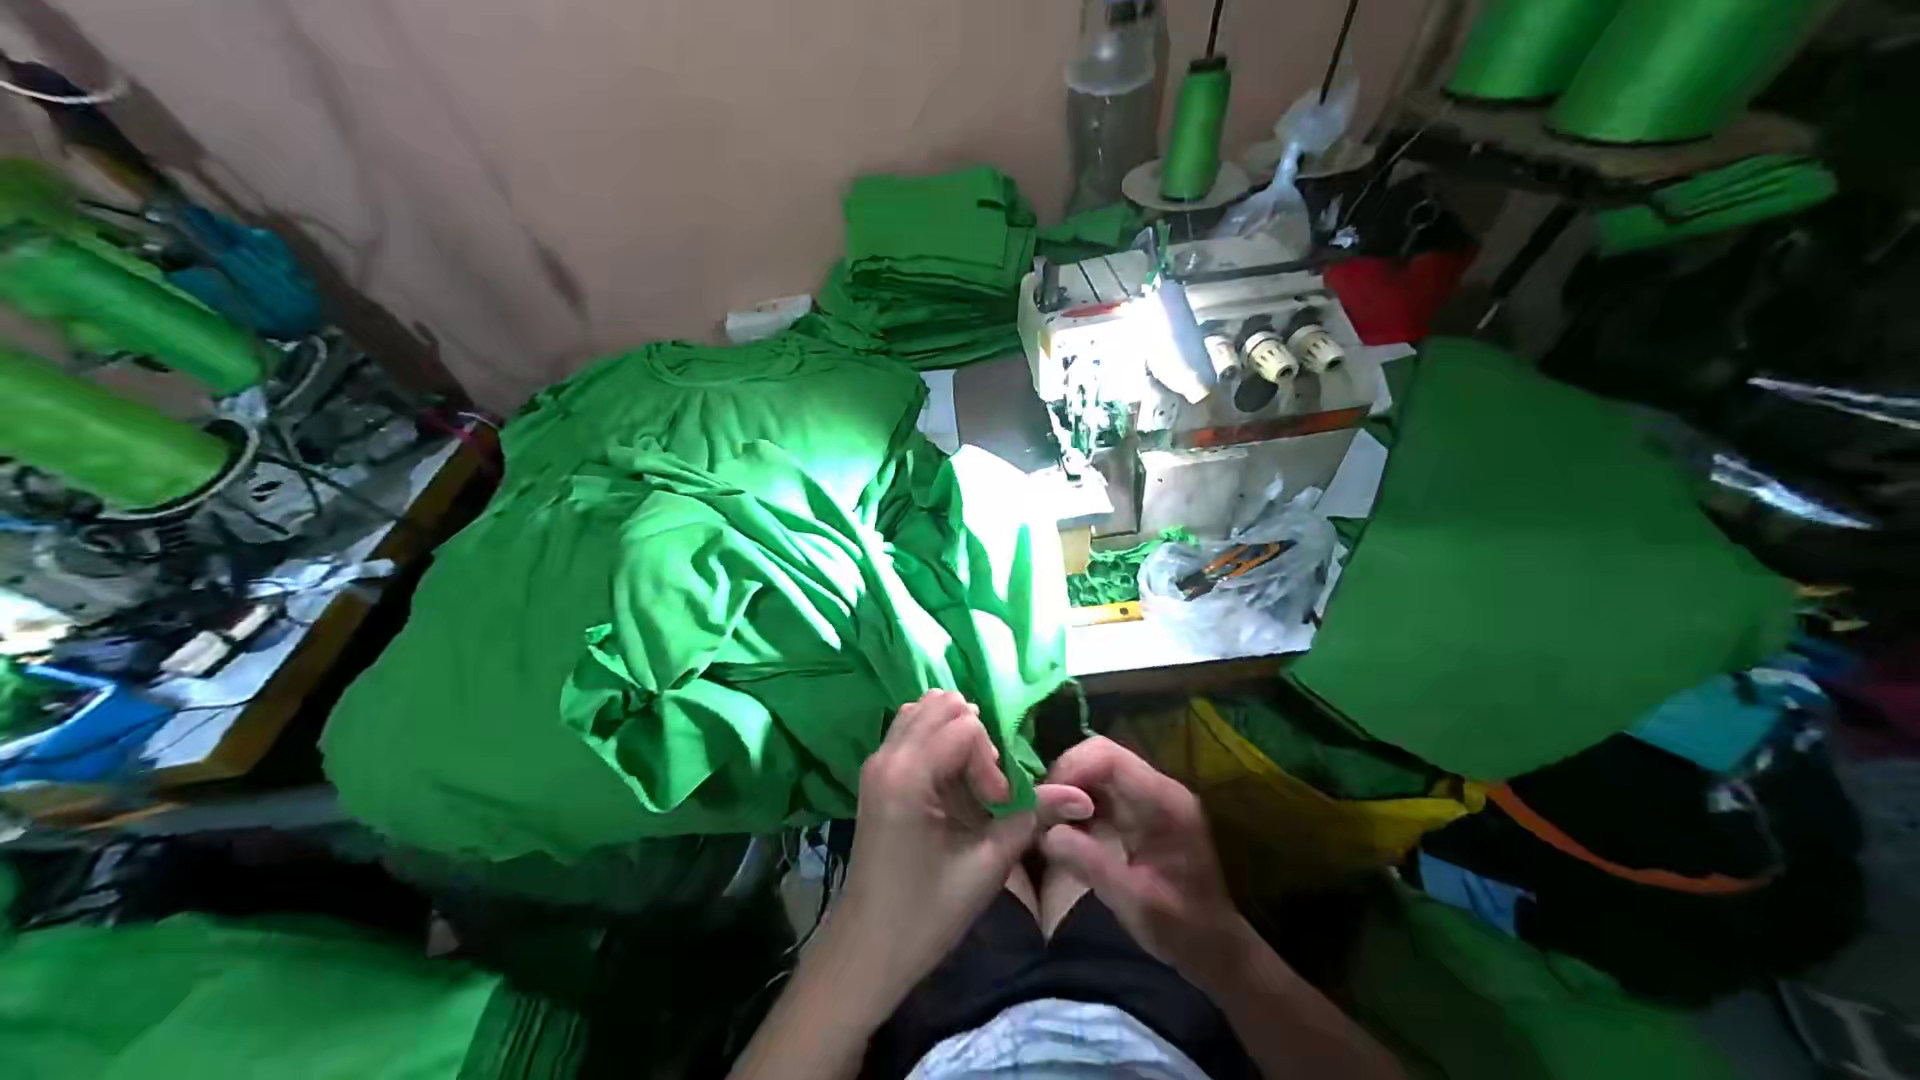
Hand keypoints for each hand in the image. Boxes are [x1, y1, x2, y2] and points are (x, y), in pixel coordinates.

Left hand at [834, 691, 1091, 1000]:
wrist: (867, 948)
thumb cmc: (927, 913)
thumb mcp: (987, 866)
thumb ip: (1031, 817)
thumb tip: (1080, 794)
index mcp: (907, 775)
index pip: (965, 725)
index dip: (990, 761)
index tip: (995, 806)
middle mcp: (886, 756)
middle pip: (943, 706)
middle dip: (974, 739)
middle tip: (984, 789)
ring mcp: (876, 763)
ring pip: (923, 710)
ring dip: (955, 736)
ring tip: (968, 783)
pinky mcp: (875, 774)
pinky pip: (909, 730)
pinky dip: (936, 741)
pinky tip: (949, 783)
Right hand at [1039, 736, 1243, 975]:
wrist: (1216, 950)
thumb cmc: (1180, 929)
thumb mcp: (1132, 902)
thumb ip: (1090, 863)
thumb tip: (1046, 832)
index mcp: (1164, 802)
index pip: (1108, 757)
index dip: (1071, 768)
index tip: (1045, 800)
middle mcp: (1159, 788)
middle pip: (1101, 755)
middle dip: (1066, 776)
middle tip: (1042, 811)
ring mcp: (1151, 797)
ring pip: (1099, 769)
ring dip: (1070, 789)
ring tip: (1050, 821)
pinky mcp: (1142, 810)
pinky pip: (1103, 790)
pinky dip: (1080, 803)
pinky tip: (1068, 830)